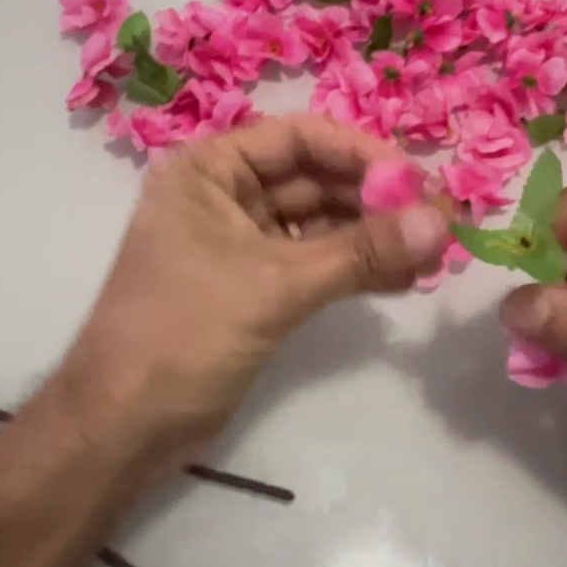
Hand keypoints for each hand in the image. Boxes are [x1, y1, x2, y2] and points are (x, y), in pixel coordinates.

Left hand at [54, 115, 449, 470]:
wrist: (125, 427)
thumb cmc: (184, 335)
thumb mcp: (275, 286)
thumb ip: (360, 252)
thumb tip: (441, 224)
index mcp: (210, 171)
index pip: (300, 139)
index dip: (363, 156)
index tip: (420, 184)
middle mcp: (225, 196)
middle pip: (316, 180)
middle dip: (376, 202)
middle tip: (440, 225)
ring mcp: (241, 244)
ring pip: (321, 225)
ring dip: (373, 238)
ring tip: (431, 258)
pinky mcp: (257, 288)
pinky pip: (316, 264)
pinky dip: (356, 269)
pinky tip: (401, 280)